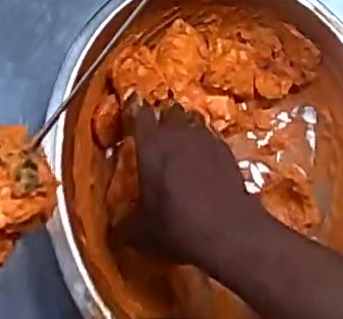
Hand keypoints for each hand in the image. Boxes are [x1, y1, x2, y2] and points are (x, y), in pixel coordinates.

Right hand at [125, 97, 262, 266]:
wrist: (226, 229)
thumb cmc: (176, 224)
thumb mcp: (142, 232)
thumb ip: (125, 223)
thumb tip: (117, 226)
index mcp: (151, 144)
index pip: (140, 113)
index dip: (136, 111)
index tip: (133, 112)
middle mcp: (176, 131)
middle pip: (169, 110)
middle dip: (164, 118)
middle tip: (159, 134)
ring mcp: (203, 136)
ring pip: (191, 118)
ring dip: (185, 127)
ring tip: (182, 143)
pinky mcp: (224, 146)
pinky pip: (210, 134)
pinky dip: (205, 142)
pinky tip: (205, 159)